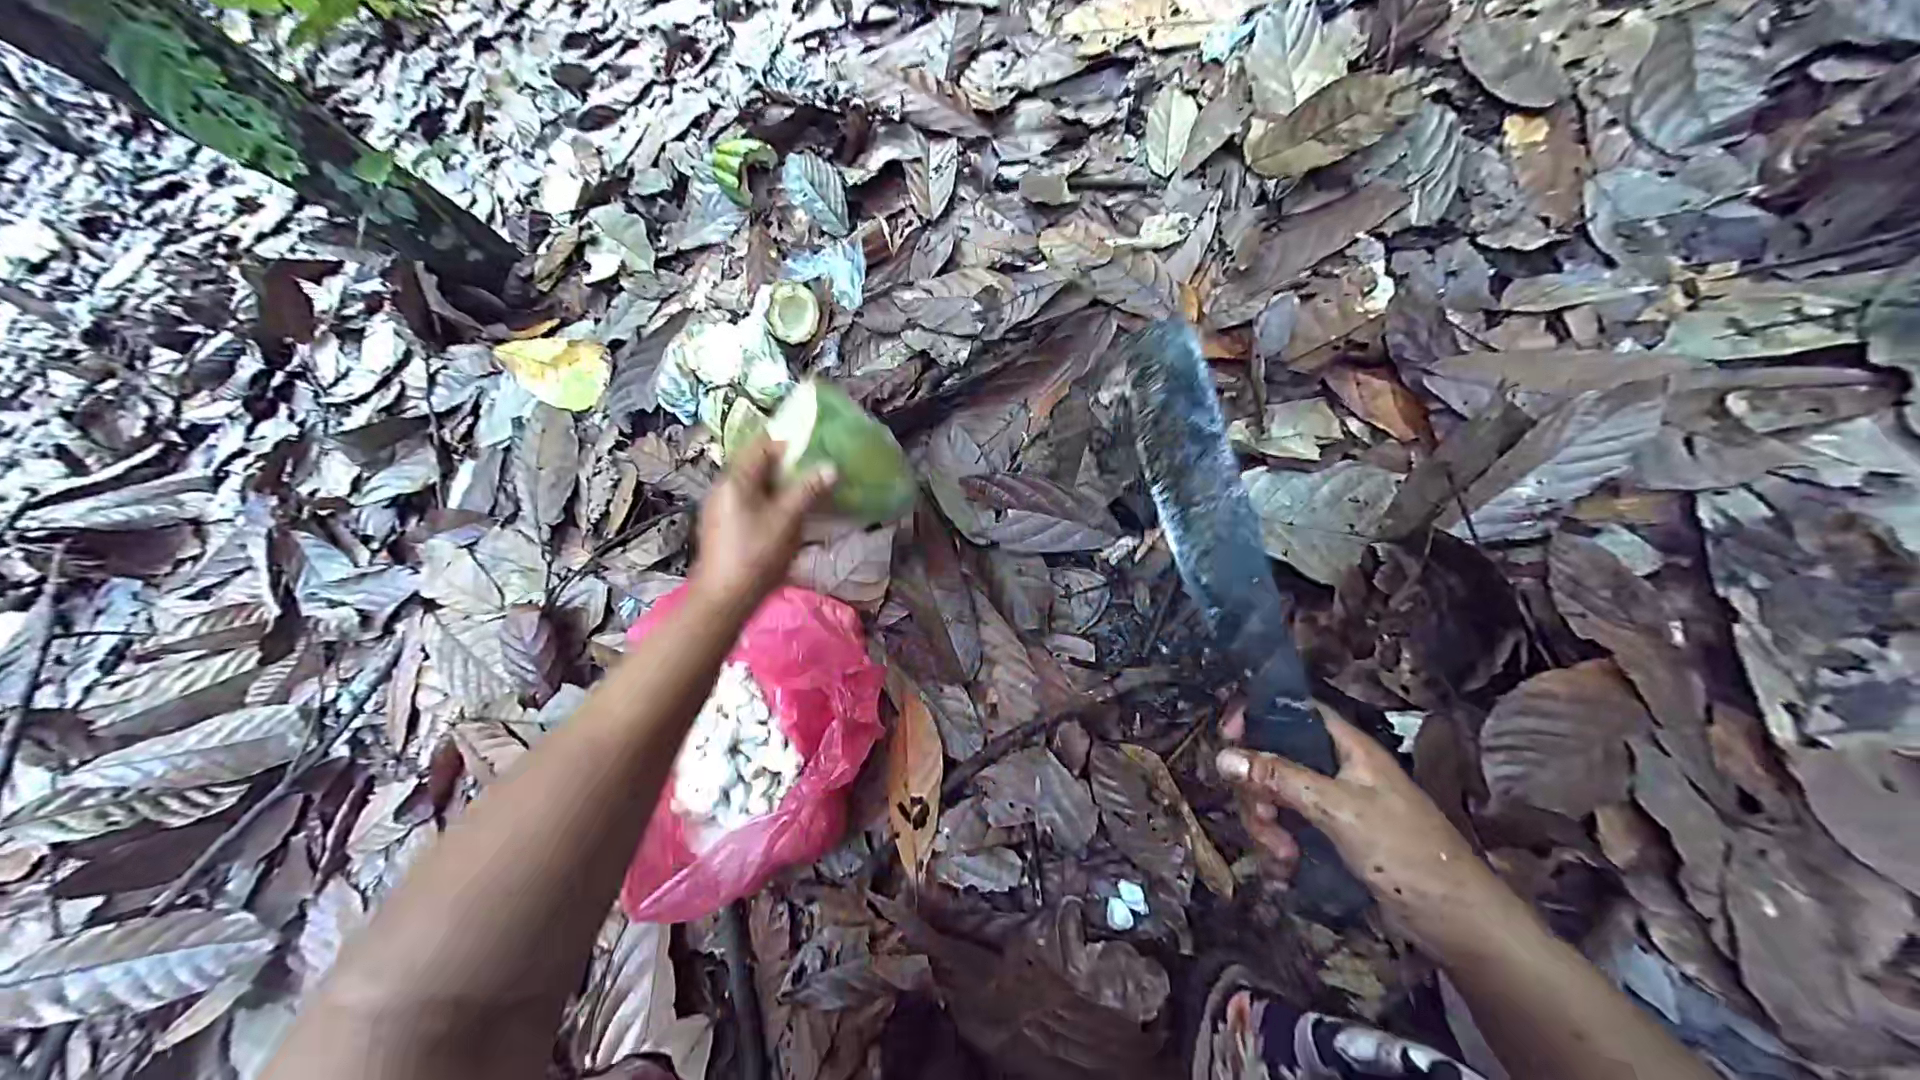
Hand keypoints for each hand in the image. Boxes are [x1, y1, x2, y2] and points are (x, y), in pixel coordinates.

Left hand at [687, 437, 835, 615]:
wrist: (724, 598)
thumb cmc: (756, 555)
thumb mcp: (787, 520)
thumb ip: (808, 490)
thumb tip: (831, 467)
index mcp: (735, 479)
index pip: (761, 445)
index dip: (788, 443)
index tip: (813, 449)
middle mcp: (722, 487)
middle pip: (756, 465)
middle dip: (785, 467)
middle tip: (813, 473)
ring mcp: (718, 508)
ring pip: (752, 486)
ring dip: (777, 487)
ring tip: (804, 495)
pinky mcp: (721, 527)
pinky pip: (747, 503)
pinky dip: (766, 503)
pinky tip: (784, 519)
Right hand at [1217, 705, 1508, 949]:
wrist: (1458, 924)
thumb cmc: (1407, 853)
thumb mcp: (1339, 809)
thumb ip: (1281, 778)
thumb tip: (1224, 756)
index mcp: (1347, 747)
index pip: (1293, 711)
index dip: (1258, 715)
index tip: (1228, 737)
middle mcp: (1336, 769)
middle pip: (1275, 759)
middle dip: (1260, 791)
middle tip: (1264, 820)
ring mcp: (1332, 805)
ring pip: (1276, 798)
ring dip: (1268, 827)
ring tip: (1283, 857)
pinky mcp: (1330, 838)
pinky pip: (1287, 830)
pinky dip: (1279, 848)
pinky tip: (1286, 871)